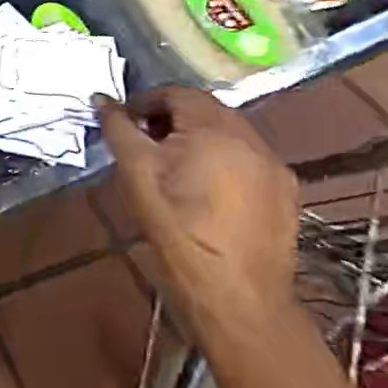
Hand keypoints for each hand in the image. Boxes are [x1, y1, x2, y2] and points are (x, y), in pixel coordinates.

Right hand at [95, 87, 300, 332]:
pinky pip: (247, 162)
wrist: (233, 294)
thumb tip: (101, 99)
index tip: (123, 124)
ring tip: (171, 170)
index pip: (178, 93)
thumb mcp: (135, 171)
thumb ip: (118, 127)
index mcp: (215, 128)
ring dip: (197, 140)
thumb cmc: (175, 225)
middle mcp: (252, 140)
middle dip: (170, 119)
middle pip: (206, 111)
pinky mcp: (286, 196)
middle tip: (142, 145)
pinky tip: (204, 193)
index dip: (145, 102)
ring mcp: (275, 169)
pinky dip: (222, 162)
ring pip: (229, 136)